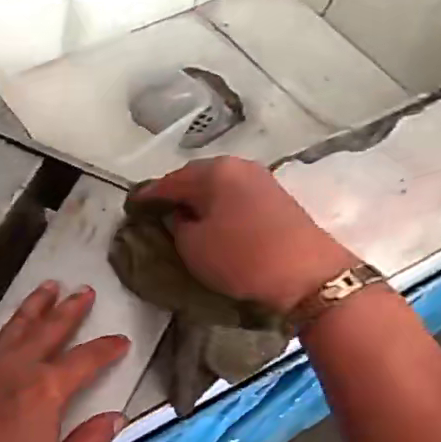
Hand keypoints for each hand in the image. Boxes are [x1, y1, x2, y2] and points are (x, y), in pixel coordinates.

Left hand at [0, 283, 128, 441]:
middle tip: (85, 291)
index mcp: (45, 391)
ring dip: (34, 305)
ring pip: (15, 327)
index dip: (107, 349)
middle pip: (50, 330)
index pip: (86, 361)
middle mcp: (17, 369)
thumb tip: (116, 418)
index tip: (122, 340)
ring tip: (48, 286)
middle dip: (71, 310)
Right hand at [136, 157, 358, 313]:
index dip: (148, 196)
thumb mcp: (195, 248)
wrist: (308, 275)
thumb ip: (178, 226)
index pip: (169, 181)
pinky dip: (221, 207)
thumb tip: (179, 215)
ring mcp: (261, 180)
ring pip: (219, 187)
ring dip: (201, 201)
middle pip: (197, 178)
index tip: (132, 207)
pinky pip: (237, 198)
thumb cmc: (243, 258)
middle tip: (158, 213)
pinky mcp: (277, 199)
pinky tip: (216, 223)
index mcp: (213, 171)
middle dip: (176, 194)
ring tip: (186, 221)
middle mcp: (238, 166)